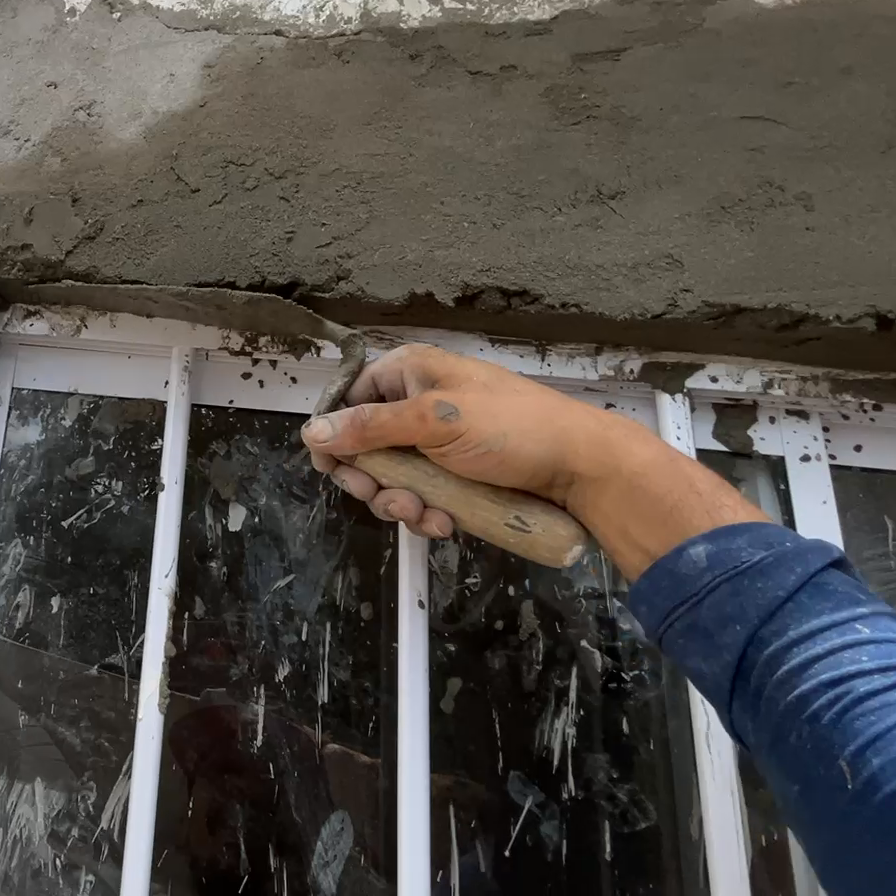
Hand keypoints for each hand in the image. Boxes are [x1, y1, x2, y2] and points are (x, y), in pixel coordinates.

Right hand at [300, 344, 763, 576]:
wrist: (587, 469)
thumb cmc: (510, 429)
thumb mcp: (433, 422)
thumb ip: (368, 427)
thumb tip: (308, 432)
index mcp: (407, 373)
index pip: (347, 399)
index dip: (334, 435)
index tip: (333, 469)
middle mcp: (415, 403)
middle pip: (362, 444)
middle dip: (371, 478)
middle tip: (382, 496)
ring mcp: (435, 442)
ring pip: (389, 476)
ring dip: (398, 501)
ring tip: (424, 513)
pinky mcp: (453, 474)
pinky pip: (418, 494)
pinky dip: (425, 511)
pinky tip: (444, 522)